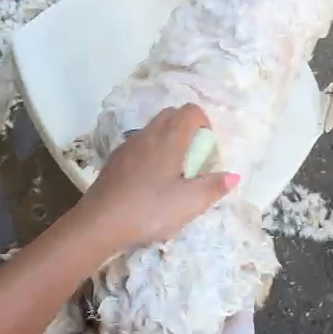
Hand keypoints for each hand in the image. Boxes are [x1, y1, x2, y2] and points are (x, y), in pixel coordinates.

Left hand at [72, 104, 238, 253]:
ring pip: (153, 129)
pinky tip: (147, 184)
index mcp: (170, 138)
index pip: (191, 111)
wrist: (99, 222)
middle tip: (191, 161)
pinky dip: (149, 154)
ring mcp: (128, 144)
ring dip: (167, 142)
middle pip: (172, 115)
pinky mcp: (114, 159)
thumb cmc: (149, 209)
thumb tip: (234, 175)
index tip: (205, 150)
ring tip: (170, 174)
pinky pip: (138, 145)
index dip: (204, 124)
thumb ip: (213, 187)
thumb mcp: (189, 203)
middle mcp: (149, 133)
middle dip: (186, 130)